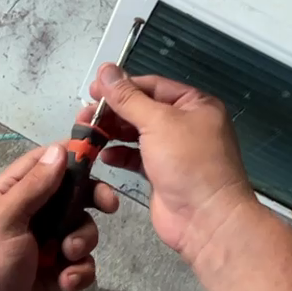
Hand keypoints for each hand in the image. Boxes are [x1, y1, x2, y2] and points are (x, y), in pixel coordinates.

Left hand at [0, 145, 120, 290]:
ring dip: (82, 240)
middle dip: (91, 199)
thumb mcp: (4, 220)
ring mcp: (45, 245)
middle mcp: (29, 216)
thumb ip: (33, 187)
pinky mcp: (58, 273)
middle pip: (70, 194)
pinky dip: (80, 271)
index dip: (68, 155)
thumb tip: (58, 150)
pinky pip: (82, 262)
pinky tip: (67, 283)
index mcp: (8, 196)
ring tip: (67, 257)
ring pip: (81, 228)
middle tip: (109, 206)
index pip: (41, 163)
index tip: (97, 153)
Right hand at [86, 63, 256, 263]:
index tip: (93, 90)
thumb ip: (128, 98)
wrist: (206, 219)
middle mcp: (186, 124)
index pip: (152, 86)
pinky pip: (136, 157)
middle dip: (113, 112)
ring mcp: (174, 150)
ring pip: (136, 133)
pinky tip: (104, 155)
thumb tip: (106, 70)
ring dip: (112, 132)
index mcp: (194, 105)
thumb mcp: (158, 122)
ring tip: (88, 134)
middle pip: (141, 109)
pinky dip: (119, 154)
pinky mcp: (162, 173)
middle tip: (85, 115)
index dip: (122, 86)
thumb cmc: (190, 164)